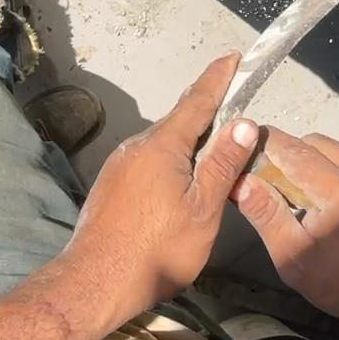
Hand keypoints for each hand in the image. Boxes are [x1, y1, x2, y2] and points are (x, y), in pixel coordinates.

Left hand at [57, 53, 259, 330]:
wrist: (94, 281)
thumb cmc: (156, 249)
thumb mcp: (202, 209)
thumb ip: (222, 165)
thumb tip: (243, 123)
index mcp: (162, 145)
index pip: (197, 101)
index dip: (218, 79)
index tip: (233, 57)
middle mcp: (137, 145)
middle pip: (179, 121)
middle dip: (208, 114)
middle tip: (236, 113)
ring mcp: (120, 164)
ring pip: (163, 143)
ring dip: (189, 143)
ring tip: (215, 154)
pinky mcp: (111, 183)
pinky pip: (149, 160)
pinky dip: (171, 161)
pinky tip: (181, 183)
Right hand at [233, 131, 338, 336]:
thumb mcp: (293, 257)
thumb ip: (264, 213)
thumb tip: (237, 179)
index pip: (294, 151)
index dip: (267, 144)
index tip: (247, 145)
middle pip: (317, 144)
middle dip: (293, 155)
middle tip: (278, 180)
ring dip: (320, 164)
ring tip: (312, 195)